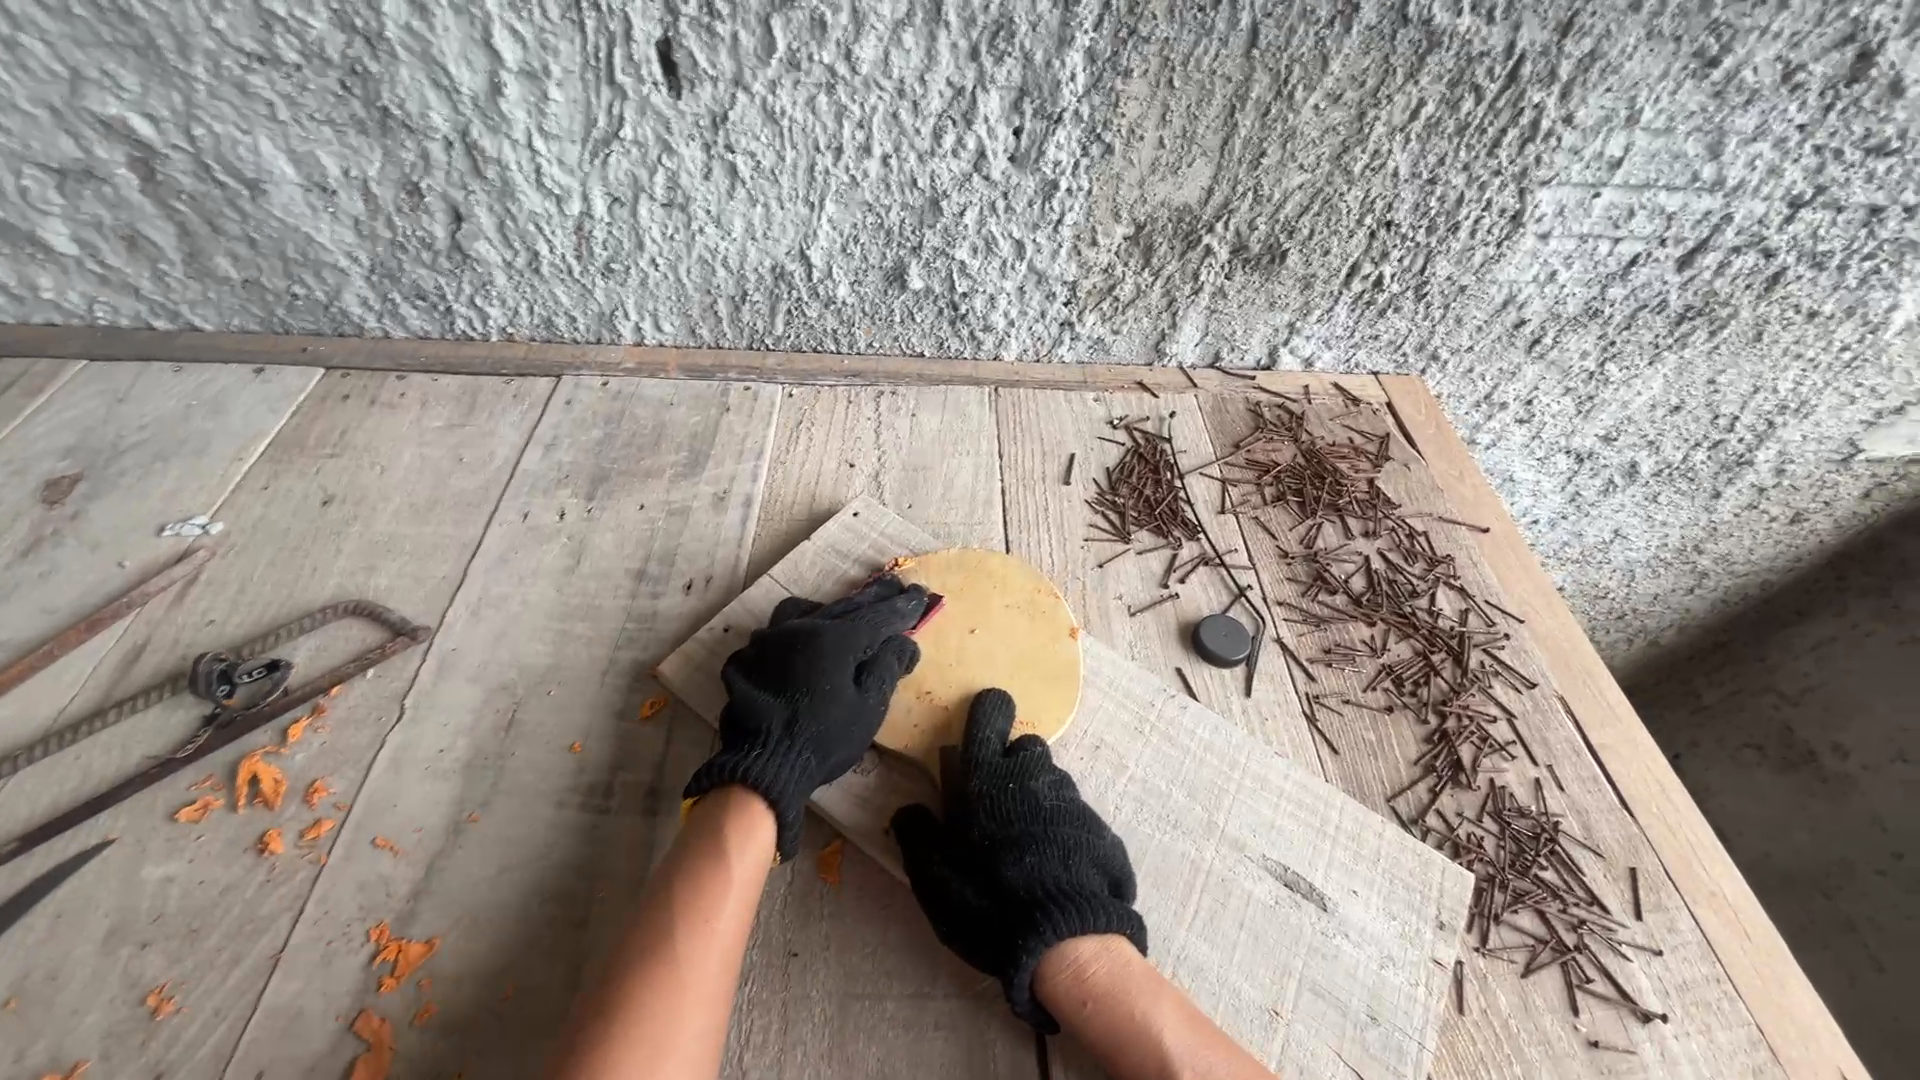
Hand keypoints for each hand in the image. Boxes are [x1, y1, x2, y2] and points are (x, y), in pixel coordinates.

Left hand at [684, 574, 929, 860]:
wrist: (762, 764)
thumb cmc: (823, 738)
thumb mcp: (868, 708)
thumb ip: (887, 668)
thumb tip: (904, 641)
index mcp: (836, 638)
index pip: (878, 615)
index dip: (902, 606)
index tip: (919, 594)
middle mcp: (803, 628)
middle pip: (845, 606)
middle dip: (874, 597)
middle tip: (894, 587)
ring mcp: (771, 639)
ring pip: (806, 611)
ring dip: (831, 609)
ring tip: (844, 614)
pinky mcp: (749, 657)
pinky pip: (778, 631)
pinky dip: (798, 630)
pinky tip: (801, 643)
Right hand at [890, 689, 1146, 1031]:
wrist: (1068, 939)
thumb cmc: (988, 900)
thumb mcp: (934, 877)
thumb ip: (917, 835)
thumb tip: (909, 810)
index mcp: (986, 776)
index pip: (990, 714)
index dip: (987, 711)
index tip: (982, 723)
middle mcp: (1032, 775)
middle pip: (1024, 746)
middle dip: (1010, 764)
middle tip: (996, 804)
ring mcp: (1070, 799)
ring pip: (1049, 780)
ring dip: (1034, 797)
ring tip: (1024, 842)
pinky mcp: (1098, 826)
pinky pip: (1071, 814)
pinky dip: (1059, 827)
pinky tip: (1052, 864)